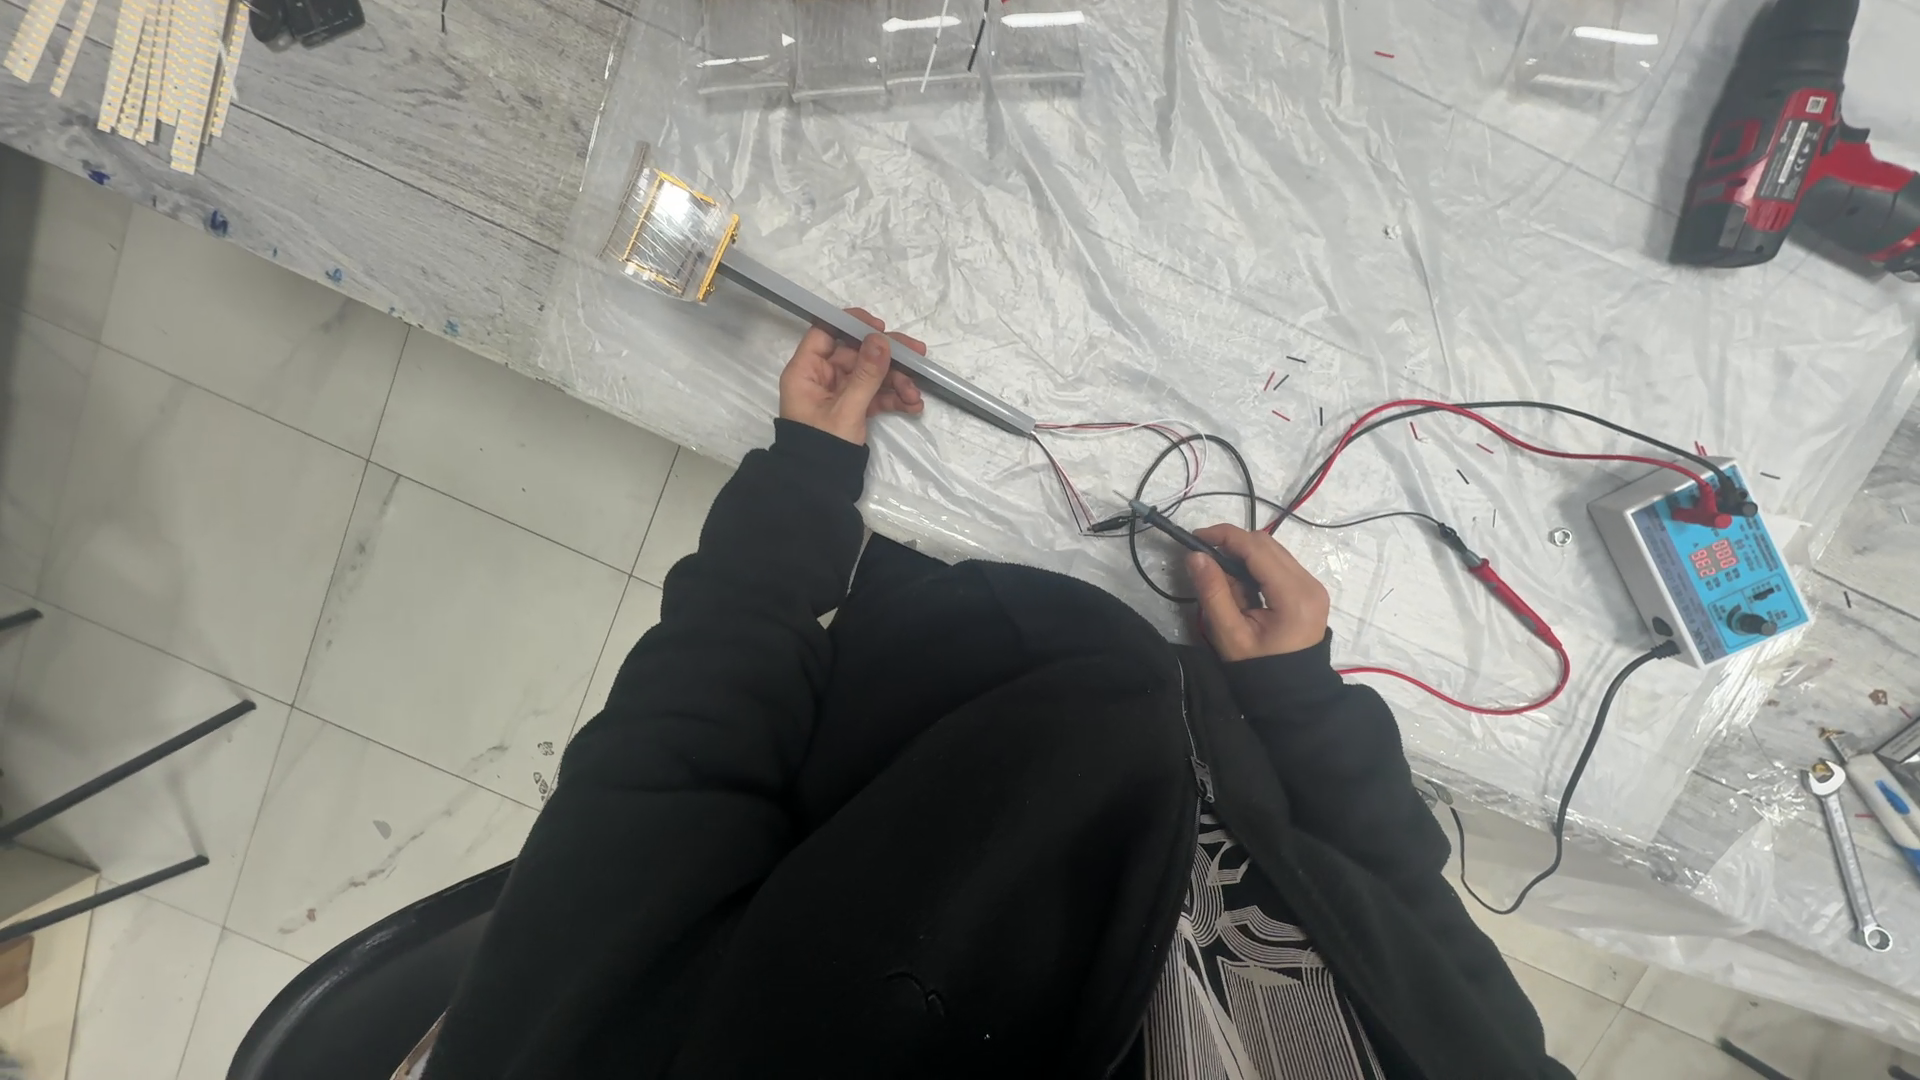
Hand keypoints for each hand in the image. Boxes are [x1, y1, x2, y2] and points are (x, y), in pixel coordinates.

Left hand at [777, 308, 925, 444]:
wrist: (820, 486)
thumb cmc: (823, 446)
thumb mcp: (846, 409)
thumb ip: (866, 374)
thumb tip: (882, 340)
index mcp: (806, 371)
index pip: (826, 332)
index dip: (852, 325)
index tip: (880, 328)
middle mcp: (821, 377)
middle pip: (857, 354)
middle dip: (888, 359)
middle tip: (918, 355)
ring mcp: (839, 393)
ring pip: (871, 376)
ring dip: (896, 382)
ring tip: (915, 396)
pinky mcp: (853, 409)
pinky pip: (875, 396)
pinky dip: (894, 399)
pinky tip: (913, 406)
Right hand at [1188, 524, 1330, 661]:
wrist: (1290, 691)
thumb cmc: (1257, 666)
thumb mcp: (1229, 633)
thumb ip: (1213, 591)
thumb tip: (1195, 556)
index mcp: (1293, 595)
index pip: (1257, 548)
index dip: (1224, 536)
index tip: (1194, 538)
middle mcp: (1309, 583)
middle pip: (1266, 544)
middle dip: (1231, 543)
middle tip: (1203, 558)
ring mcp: (1312, 585)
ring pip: (1272, 550)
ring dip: (1242, 553)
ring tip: (1220, 573)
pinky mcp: (1308, 589)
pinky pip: (1278, 563)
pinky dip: (1254, 564)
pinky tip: (1238, 581)